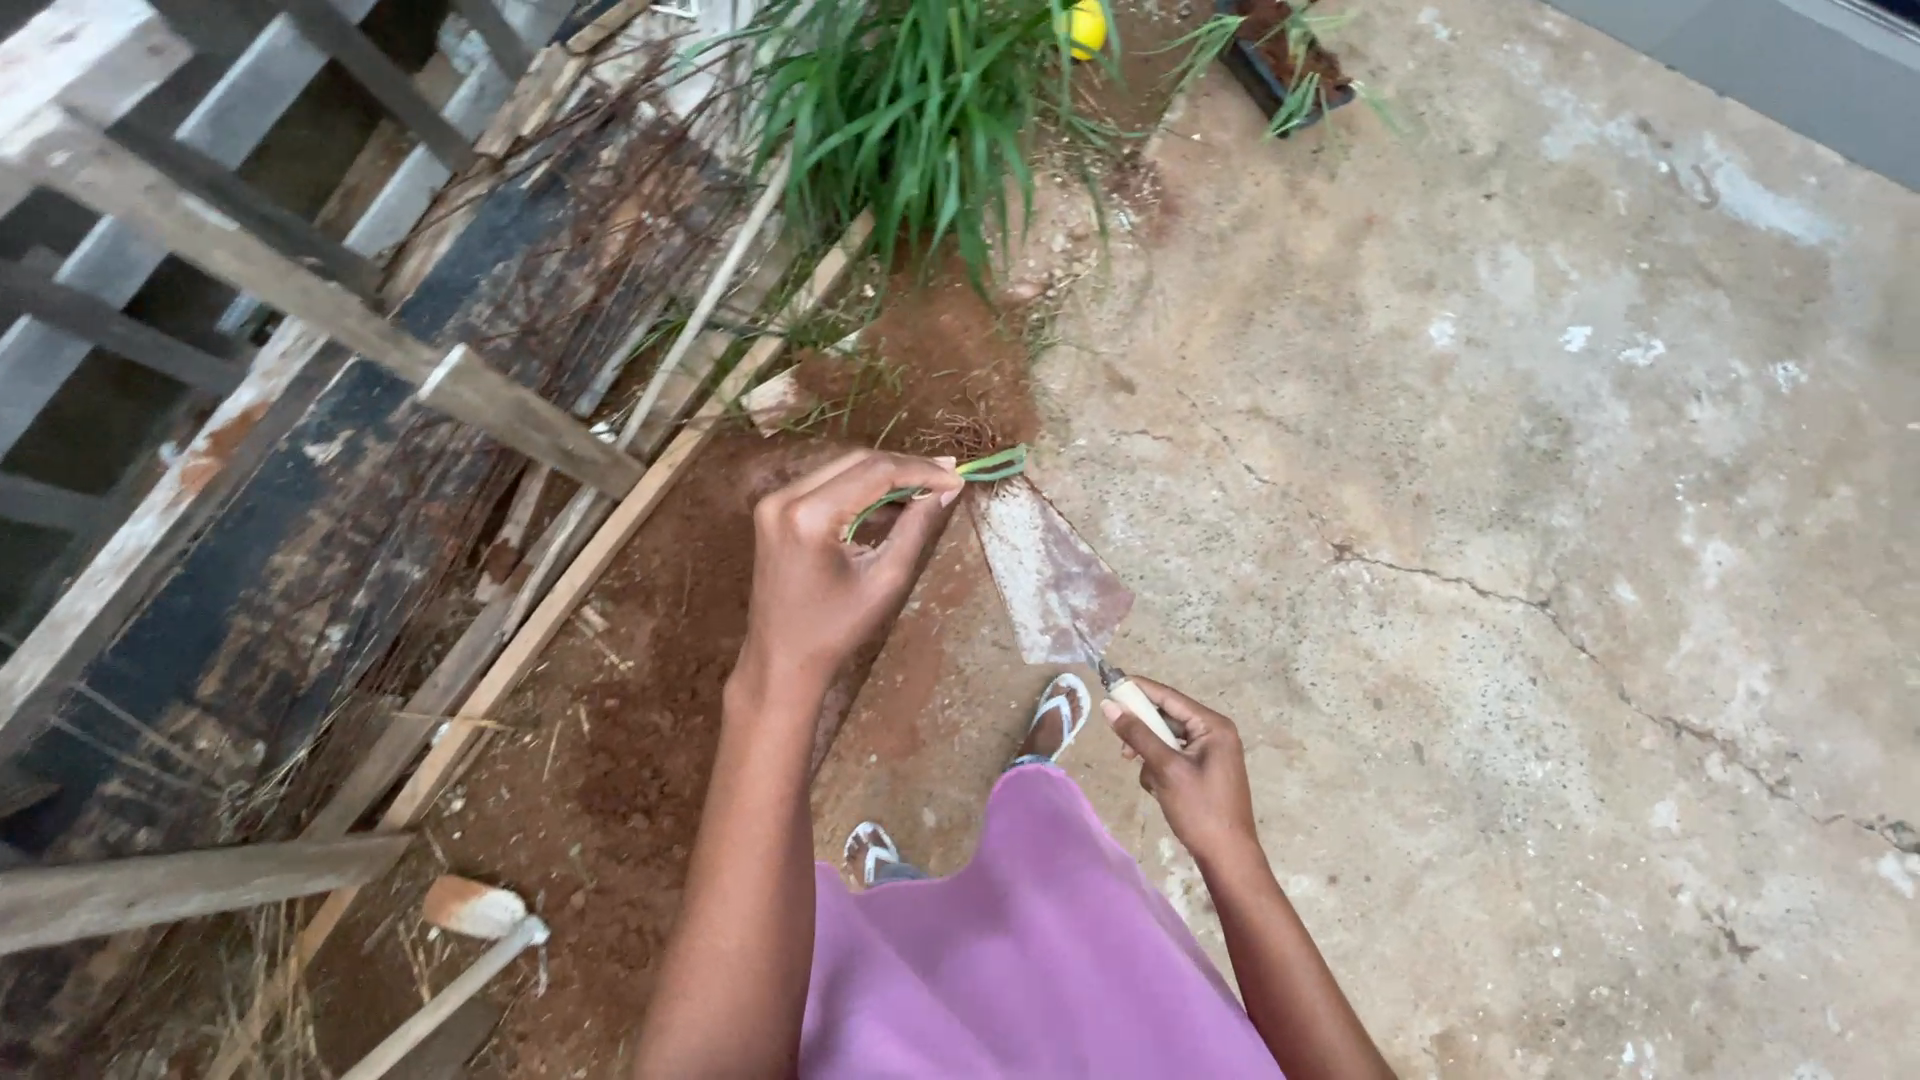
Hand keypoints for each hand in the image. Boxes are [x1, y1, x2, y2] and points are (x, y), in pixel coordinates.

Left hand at [736, 449, 961, 698]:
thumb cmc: (836, 630)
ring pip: (842, 467)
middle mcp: (786, 497)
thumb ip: (916, 526)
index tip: (957, 476)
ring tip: (925, 486)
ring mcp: (775, 501)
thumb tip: (948, 488)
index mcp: (810, 516)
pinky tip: (892, 499)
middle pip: (857, 461)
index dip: (921, 470)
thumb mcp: (885, 579)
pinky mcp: (775, 509)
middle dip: (905, 466)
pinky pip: (826, 484)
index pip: (876, 471)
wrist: (782, 657)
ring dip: (884, 473)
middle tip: (947, 475)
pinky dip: (860, 487)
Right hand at [1105, 678, 1260, 868]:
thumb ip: (1137, 734)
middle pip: (1167, 718)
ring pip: (1166, 739)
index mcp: (1213, 726)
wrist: (1227, 856)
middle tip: (1121, 743)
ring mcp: (1210, 753)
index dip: (1139, 689)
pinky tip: (1157, 788)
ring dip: (1150, 754)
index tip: (1111, 683)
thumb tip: (1109, 706)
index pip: (1169, 697)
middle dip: (1143, 731)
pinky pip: (1172, 756)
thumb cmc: (1200, 809)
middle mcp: (1214, 733)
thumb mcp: (1165, 768)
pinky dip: (1159, 768)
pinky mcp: (1203, 771)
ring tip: (1142, 772)